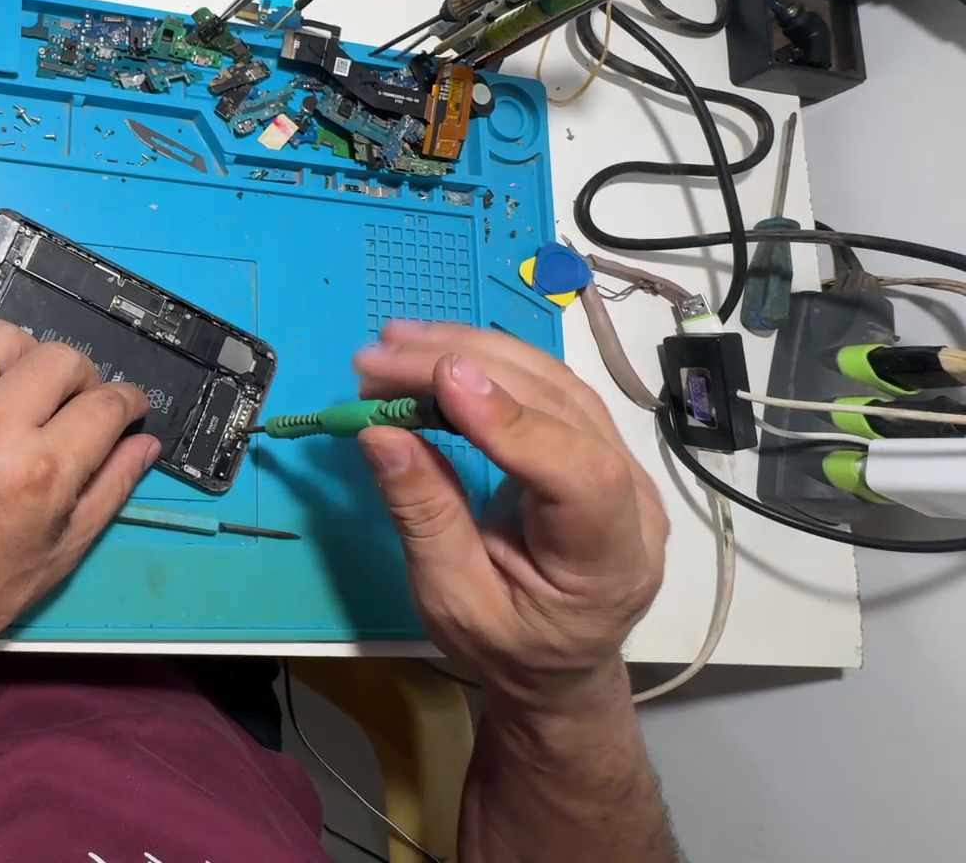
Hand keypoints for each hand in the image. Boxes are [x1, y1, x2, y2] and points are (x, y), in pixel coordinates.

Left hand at [0, 321, 158, 676]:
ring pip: (3, 337)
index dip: (130, 401)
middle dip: (85, 378)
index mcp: (38, 473)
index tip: (129, 407)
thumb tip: (146, 442)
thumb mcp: (60, 553)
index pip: (105, 405)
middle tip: (77, 407)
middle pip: (60, 359)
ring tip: (26, 393)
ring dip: (28, 358)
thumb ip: (111, 489)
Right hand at [352, 321, 667, 710]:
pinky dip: (482, 359)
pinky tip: (433, 351)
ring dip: (470, 349)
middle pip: (558, 406)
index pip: (577, 472)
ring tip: (394, 341)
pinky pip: (541, 386)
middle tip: (376, 358)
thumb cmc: (505, 643)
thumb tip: (380, 434)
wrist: (556, 665)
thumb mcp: (451, 598)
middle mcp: (629, 497)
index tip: (442, 380)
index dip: (509, 421)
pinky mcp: (586, 445)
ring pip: (551, 381)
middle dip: (463, 367)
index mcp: (607, 559)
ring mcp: (615, 463)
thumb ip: (423, 517)